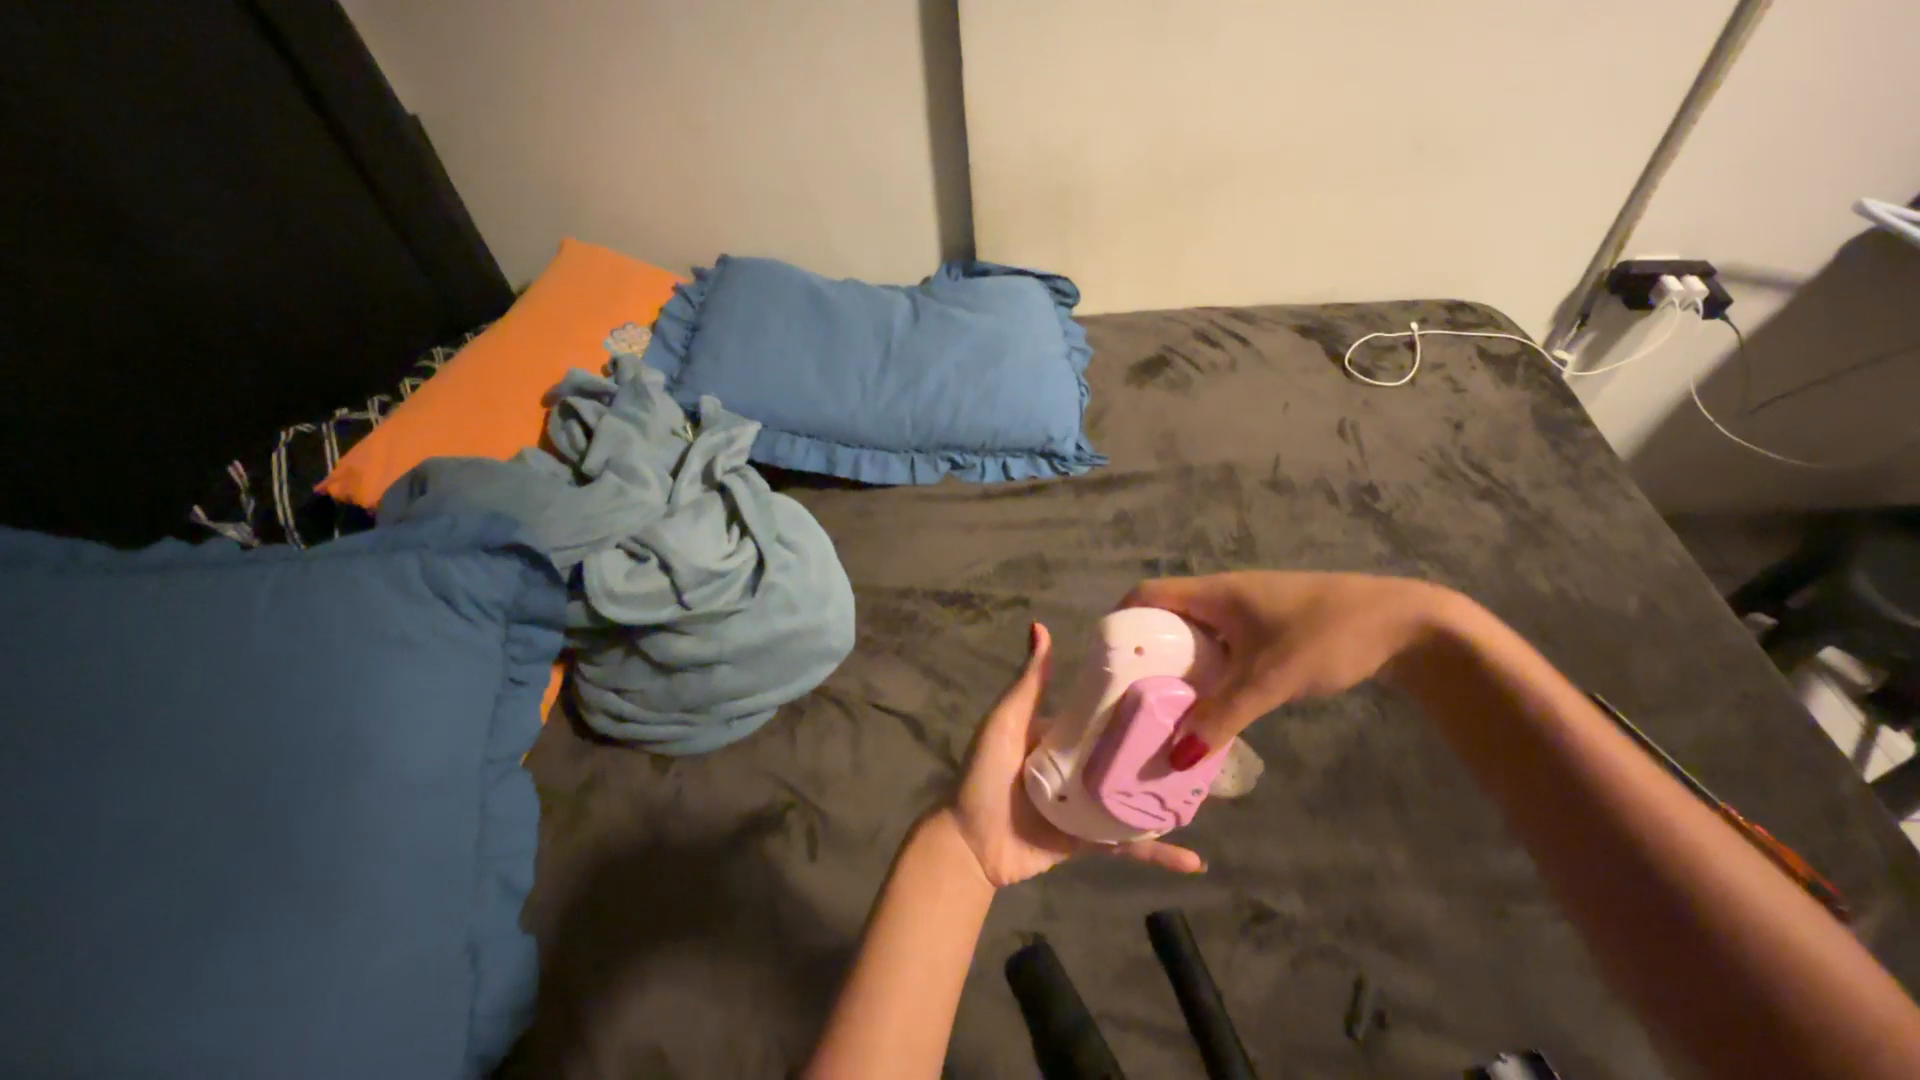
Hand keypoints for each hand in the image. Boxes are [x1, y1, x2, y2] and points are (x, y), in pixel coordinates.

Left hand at [943, 622, 1205, 887]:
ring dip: (1170, 798)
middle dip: (1164, 750)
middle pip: (1128, 756)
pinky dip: (1159, 854)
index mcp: (1062, 736)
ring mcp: (1088, 806)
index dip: (1138, 703)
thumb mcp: (1006, 722)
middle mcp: (1079, 768)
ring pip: (1137, 798)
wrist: (970, 844)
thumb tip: (1040, 626)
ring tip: (1212, 793)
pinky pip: (1130, 846)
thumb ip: (1029, 683)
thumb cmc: (985, 775)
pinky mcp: (1090, 841)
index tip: (1179, 689)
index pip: (1107, 716)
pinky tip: (1194, 861)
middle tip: (1208, 739)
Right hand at [1122, 572, 1464, 768]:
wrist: (1407, 624)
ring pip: (1197, 636)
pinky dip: (1210, 672)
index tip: (1104, 663)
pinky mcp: (1274, 629)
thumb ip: (1222, 718)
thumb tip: (1174, 760)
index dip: (1119, 622)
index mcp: (1214, 593)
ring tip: (1163, 707)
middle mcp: (1225, 596)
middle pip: (1167, 618)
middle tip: (1128, 696)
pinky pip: (1224, 648)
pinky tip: (1214, 704)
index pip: (1146, 594)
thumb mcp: (1270, 679)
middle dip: (1145, 654)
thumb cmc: (1329, 636)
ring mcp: (1252, 612)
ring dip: (1179, 667)